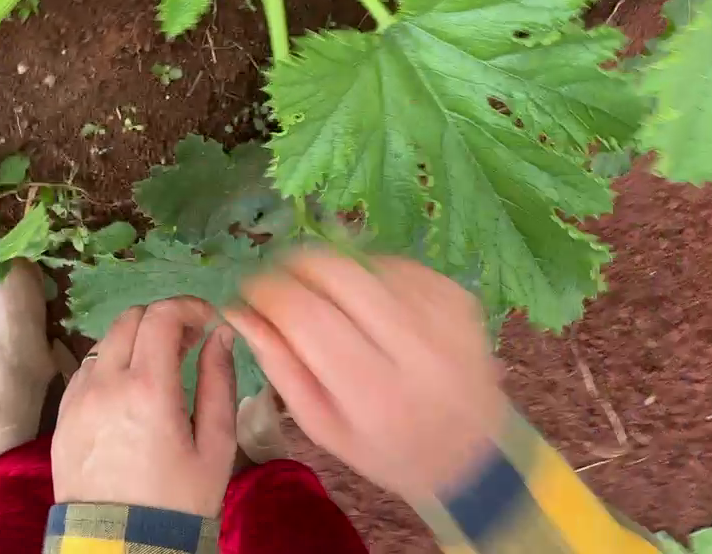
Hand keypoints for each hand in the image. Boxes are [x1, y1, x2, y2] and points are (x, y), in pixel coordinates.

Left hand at [52, 297, 237, 516]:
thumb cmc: (178, 503)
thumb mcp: (215, 447)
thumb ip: (218, 381)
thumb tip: (220, 334)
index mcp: (147, 388)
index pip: (162, 315)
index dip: (188, 306)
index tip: (206, 320)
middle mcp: (106, 384)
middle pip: (131, 319)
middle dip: (162, 319)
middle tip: (186, 343)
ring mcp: (78, 400)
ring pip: (105, 341)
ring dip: (135, 340)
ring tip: (158, 367)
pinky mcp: (62, 419)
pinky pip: (86, 371)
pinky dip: (110, 364)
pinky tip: (127, 390)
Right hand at [226, 251, 504, 503]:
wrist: (473, 451)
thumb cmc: (384, 445)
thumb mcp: (322, 424)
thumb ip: (278, 365)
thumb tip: (238, 310)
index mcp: (372, 391)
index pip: (305, 314)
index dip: (267, 290)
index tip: (249, 289)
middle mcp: (412, 346)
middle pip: (336, 273)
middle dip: (294, 264)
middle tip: (280, 277)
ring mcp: (440, 314)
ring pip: (362, 262)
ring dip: (331, 269)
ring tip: (327, 296)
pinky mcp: (455, 294)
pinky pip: (394, 263)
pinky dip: (368, 273)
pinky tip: (369, 303)